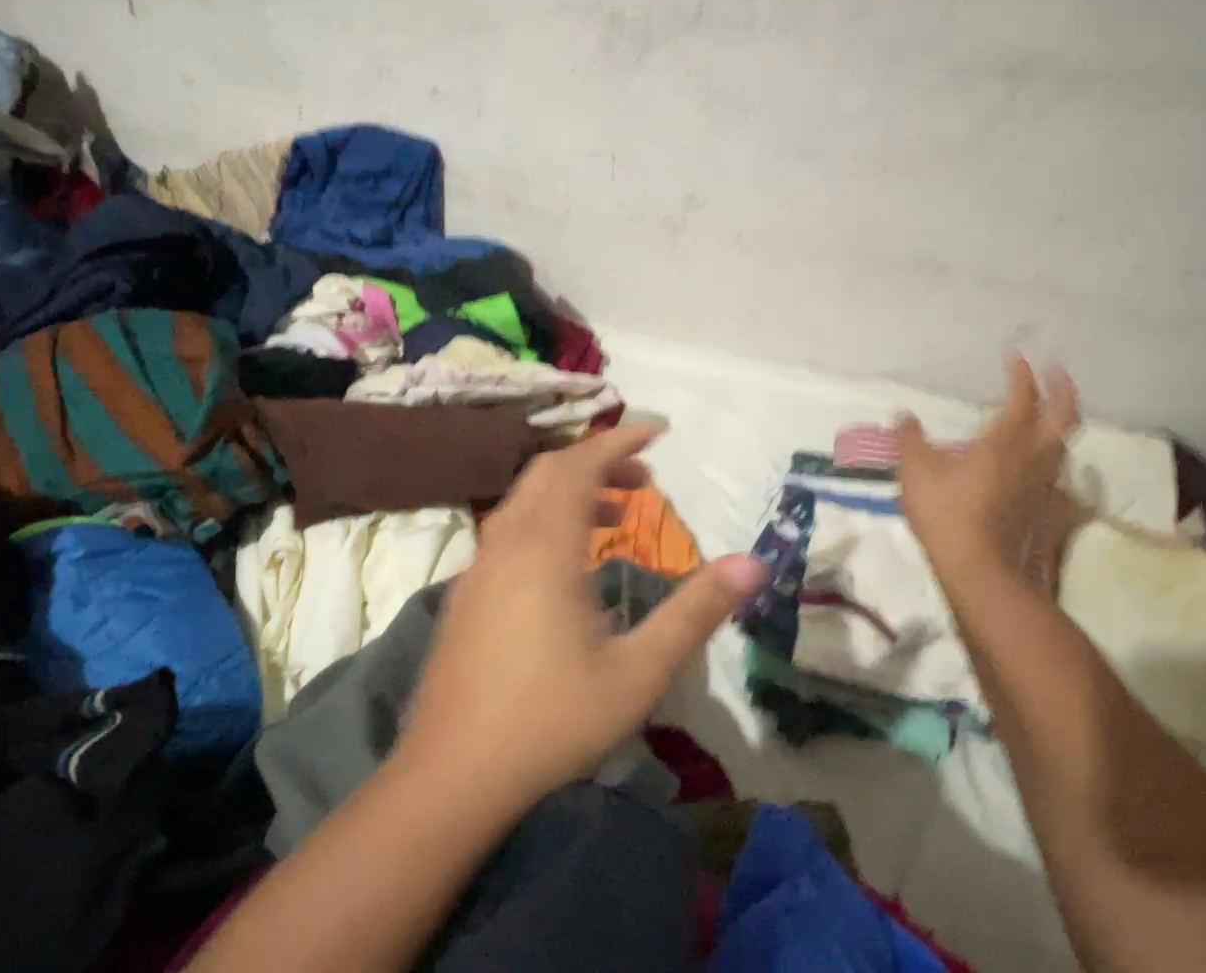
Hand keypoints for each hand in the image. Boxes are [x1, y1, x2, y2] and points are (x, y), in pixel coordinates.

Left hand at [396, 424, 764, 806]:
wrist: (452, 776)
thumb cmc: (552, 721)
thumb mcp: (639, 672)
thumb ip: (695, 613)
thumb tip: (753, 563)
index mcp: (544, 551)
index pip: (579, 467)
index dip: (619, 440)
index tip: (659, 428)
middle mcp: (504, 547)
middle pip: (546, 475)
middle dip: (597, 462)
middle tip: (646, 478)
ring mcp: (476, 573)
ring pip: (522, 505)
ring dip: (569, 494)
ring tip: (616, 518)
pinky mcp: (462, 600)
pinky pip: (506, 536)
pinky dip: (543, 524)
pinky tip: (567, 572)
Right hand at [895, 355, 1080, 582]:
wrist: (979, 568)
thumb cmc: (947, 514)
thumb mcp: (915, 473)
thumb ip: (909, 441)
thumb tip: (903, 417)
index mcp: (1005, 440)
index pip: (1023, 397)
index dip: (1021, 375)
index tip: (1016, 358)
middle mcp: (1033, 456)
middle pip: (1063, 415)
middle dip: (1062, 389)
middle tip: (1056, 372)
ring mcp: (1043, 483)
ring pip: (1063, 443)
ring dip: (1060, 421)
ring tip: (1047, 412)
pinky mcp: (1043, 507)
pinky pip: (1056, 470)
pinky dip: (1051, 453)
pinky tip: (1035, 460)